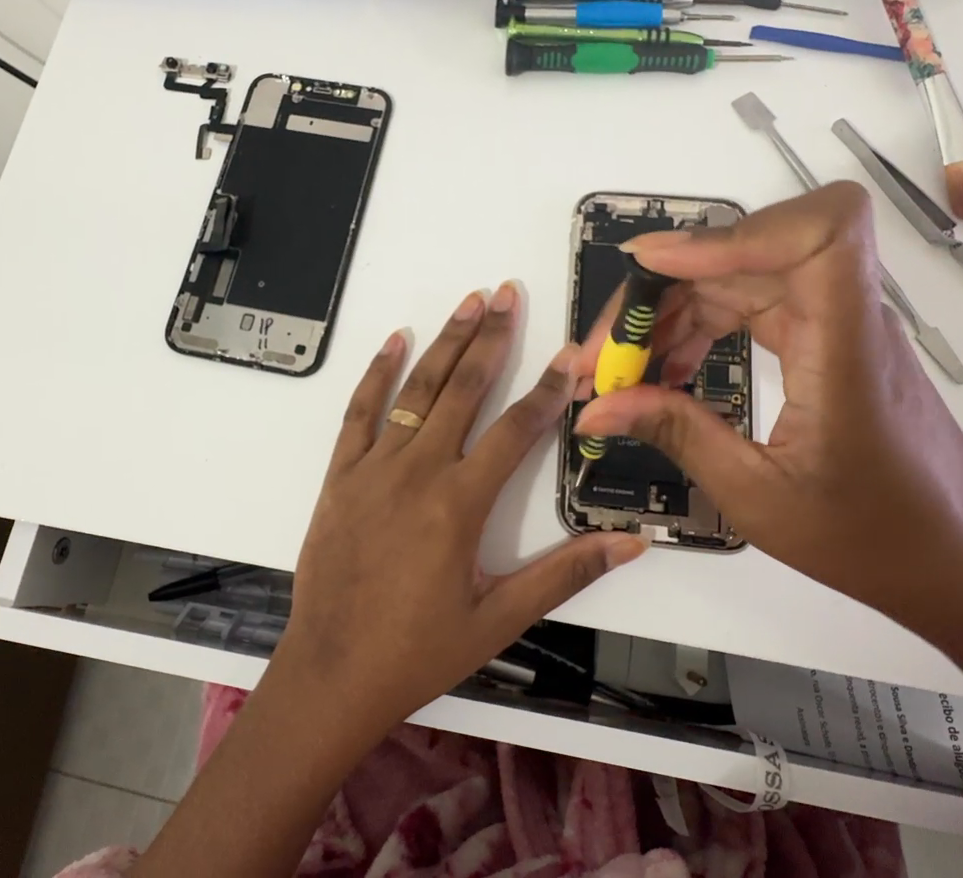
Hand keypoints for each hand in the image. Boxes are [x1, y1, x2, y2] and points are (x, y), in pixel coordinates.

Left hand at [273, 283, 647, 739]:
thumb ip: (564, 575)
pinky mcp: (339, 477)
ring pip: (416, 392)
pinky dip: (378, 374)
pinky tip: (395, 341)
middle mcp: (417, 473)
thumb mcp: (499, 618)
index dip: (548, 388)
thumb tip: (629, 544)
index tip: (570, 353)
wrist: (332, 671)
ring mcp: (373, 469)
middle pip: (463, 391)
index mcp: (460, 504)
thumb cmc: (419, 650)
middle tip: (509, 292)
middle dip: (492, 339)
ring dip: (444, 343)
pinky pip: (360, 413)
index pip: (515, 430)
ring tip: (469, 301)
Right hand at [572, 184, 962, 624]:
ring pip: (745, 275)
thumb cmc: (872, 537)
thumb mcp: (757, 495)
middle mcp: (848, 318)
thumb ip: (676, 434)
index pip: (817, 233)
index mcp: (847, 348)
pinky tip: (670, 371)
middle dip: (668, 288)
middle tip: (609, 351)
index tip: (653, 267)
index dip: (731, 233)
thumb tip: (596, 407)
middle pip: (750, 253)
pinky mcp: (829, 344)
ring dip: (677, 309)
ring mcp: (839, 327)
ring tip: (627, 367)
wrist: (956, 561)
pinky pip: (756, 306)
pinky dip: (704, 325)